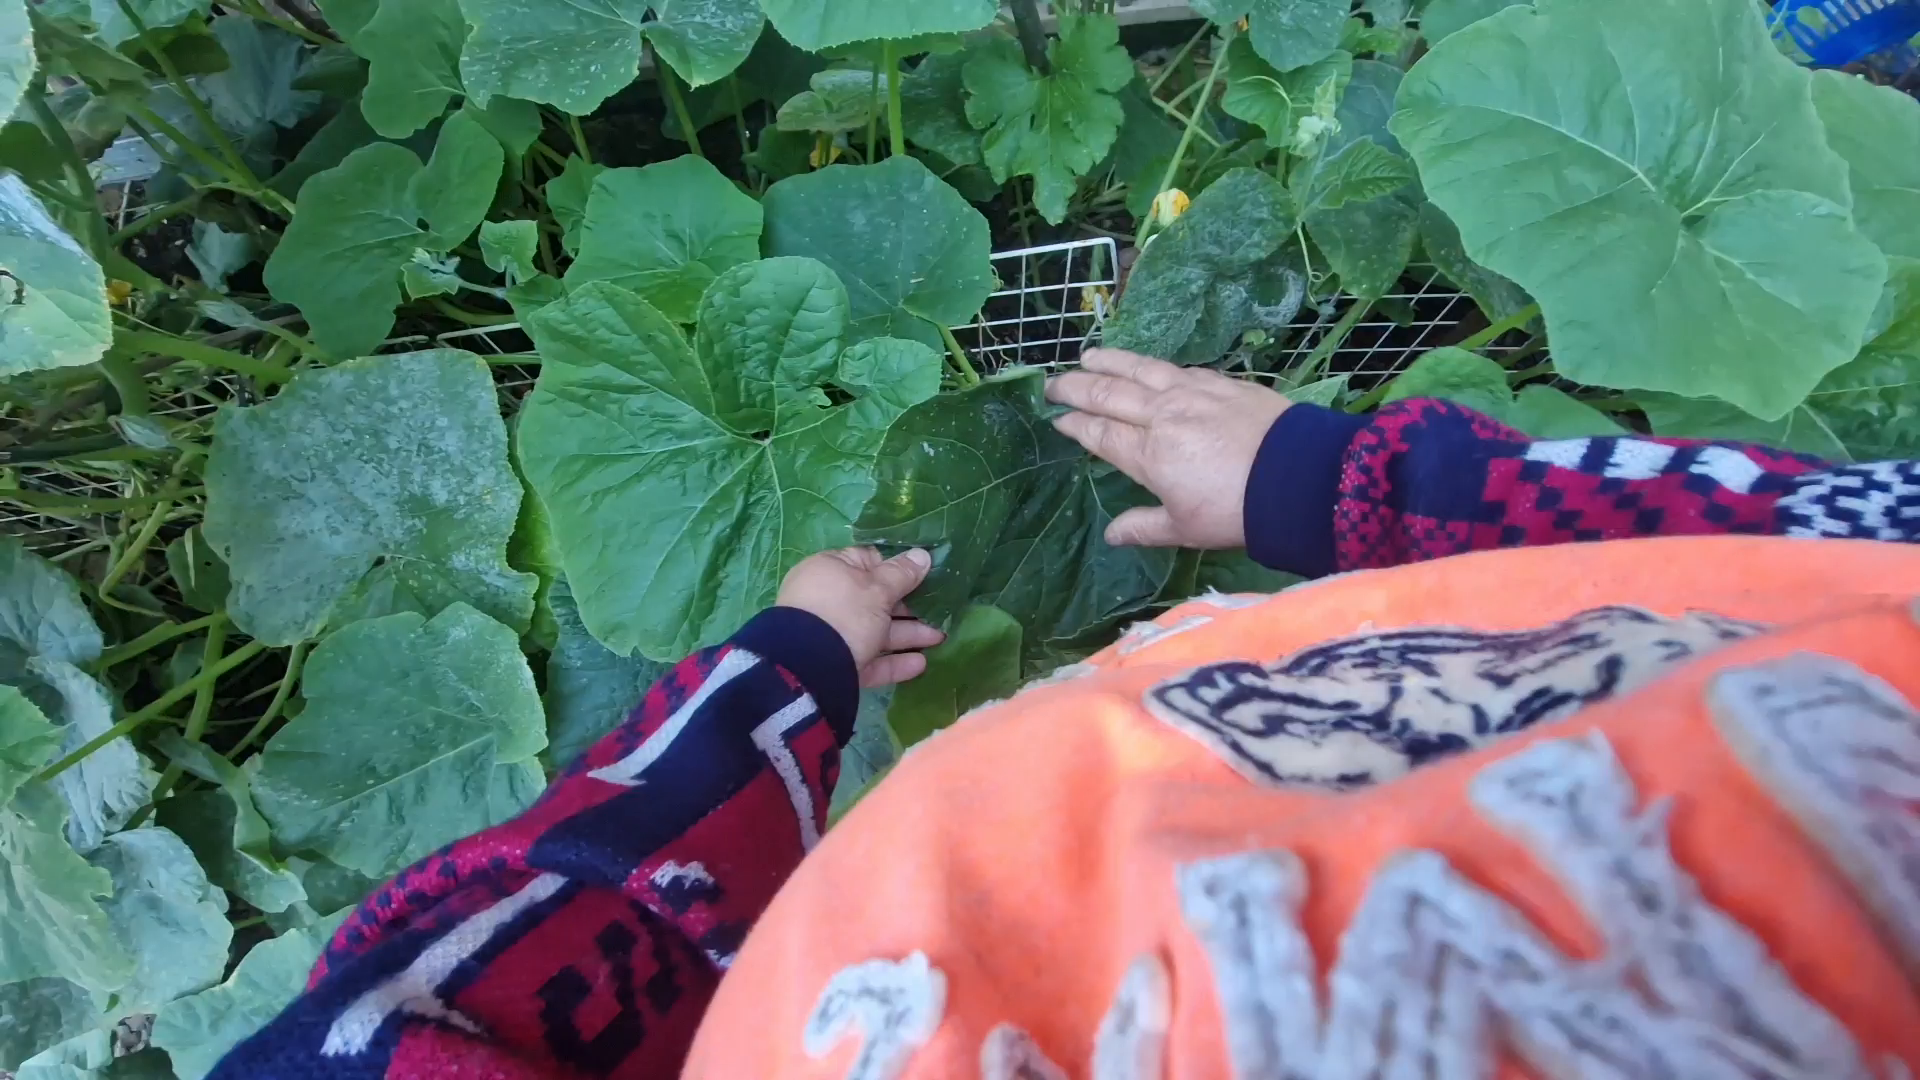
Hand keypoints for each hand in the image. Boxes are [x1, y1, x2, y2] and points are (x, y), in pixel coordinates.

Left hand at [777, 547, 944, 686]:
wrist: (809, 667)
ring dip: (909, 634)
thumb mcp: (877, 588)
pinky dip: (894, 662)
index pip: (868, 562)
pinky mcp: (838, 666)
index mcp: (831, 571)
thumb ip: (902, 573)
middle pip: (875, 600)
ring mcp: (832, 636)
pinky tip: (920, 664)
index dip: (896, 568)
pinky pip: (870, 661)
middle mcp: (829, 601)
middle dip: (910, 607)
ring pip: (876, 632)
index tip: (924, 575)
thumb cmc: (845, 612)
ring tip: (941, 637)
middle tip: (939, 610)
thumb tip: (922, 555)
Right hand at [1046, 348, 1290, 547]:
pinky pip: (1176, 368)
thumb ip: (1143, 528)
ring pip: (1139, 370)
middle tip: (1053, 384)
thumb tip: (1110, 535)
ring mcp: (1191, 393)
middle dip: (1075, 387)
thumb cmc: (1235, 510)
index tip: (1057, 419)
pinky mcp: (1220, 382)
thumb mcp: (1184, 530)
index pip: (1099, 433)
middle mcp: (1161, 416)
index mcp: (1148, 455)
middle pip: (1108, 394)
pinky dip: (1152, 365)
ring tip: (1087, 356)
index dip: (1075, 424)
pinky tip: (1146, 365)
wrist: (1298, 477)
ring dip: (1109, 362)